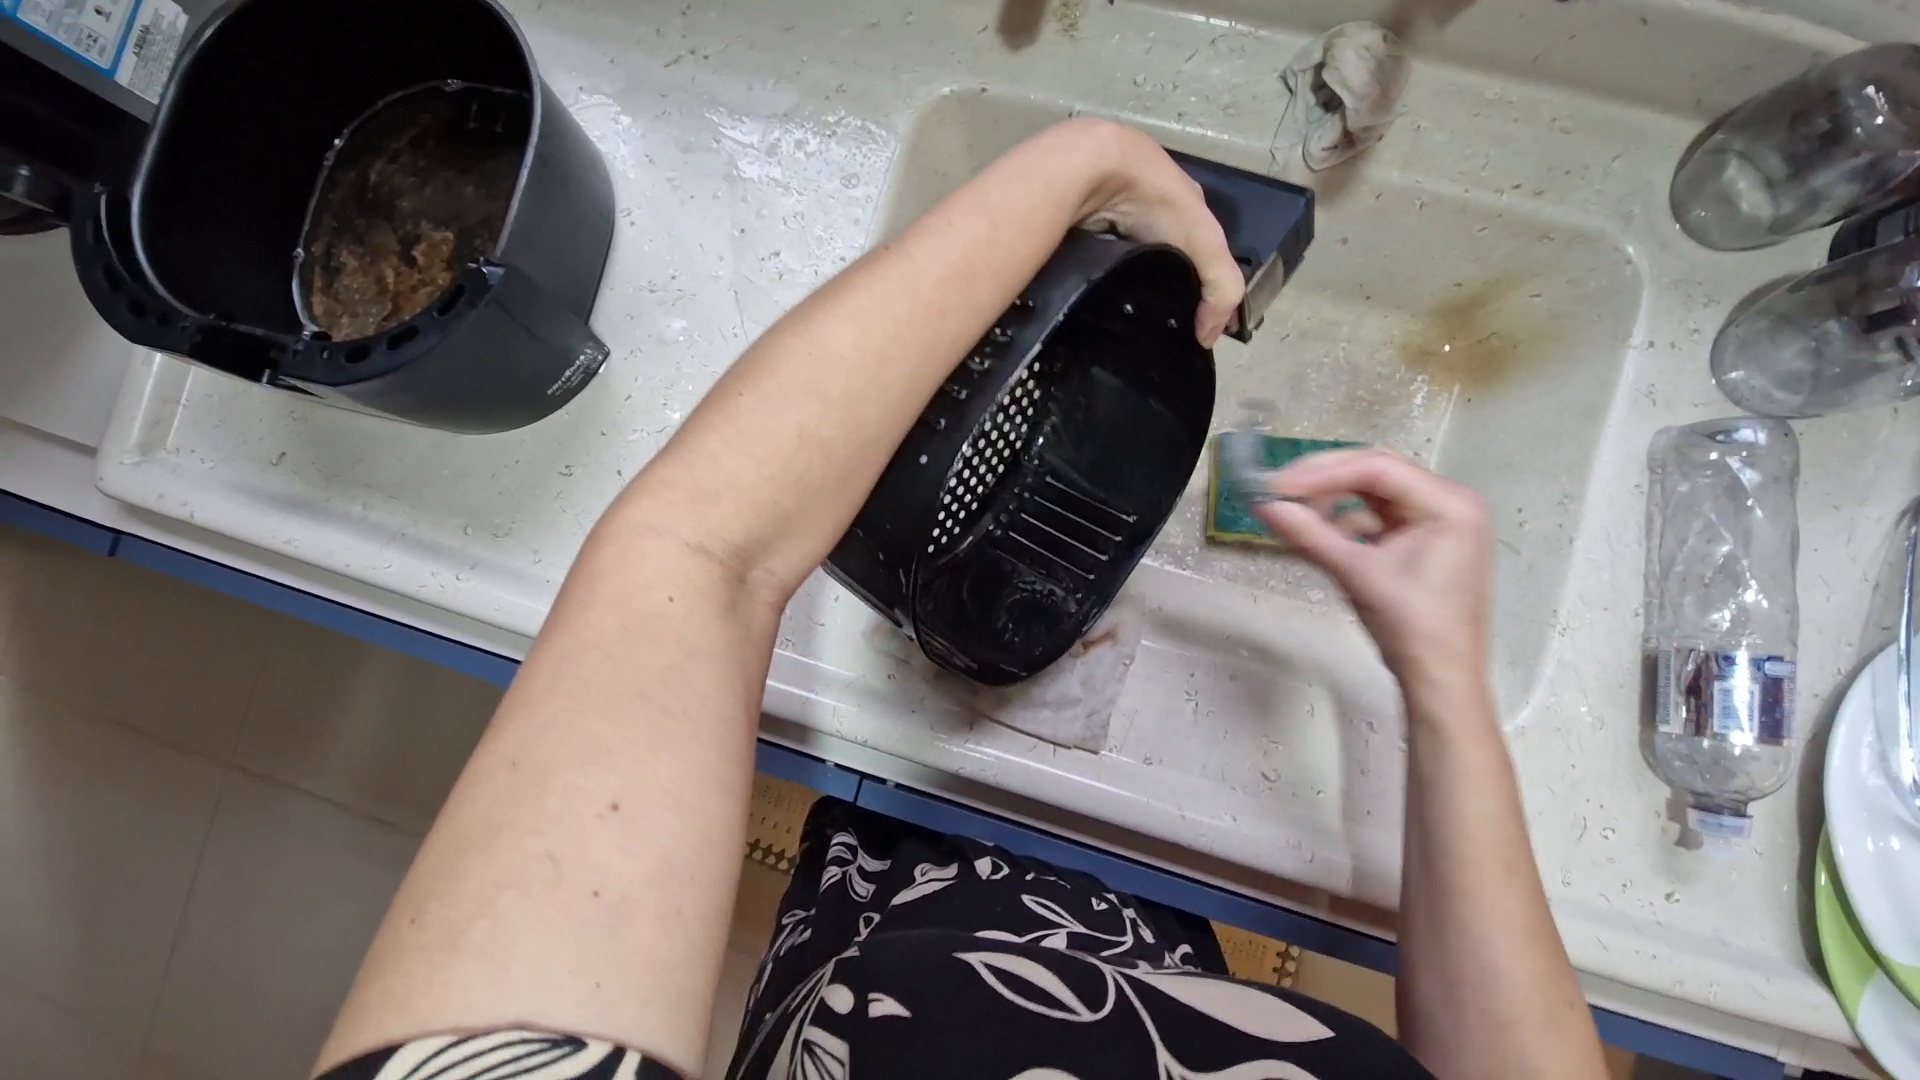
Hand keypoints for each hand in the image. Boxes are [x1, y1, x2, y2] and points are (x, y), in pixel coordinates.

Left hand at [1051, 119, 1244, 345]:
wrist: (1092, 169)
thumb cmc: (1156, 202)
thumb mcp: (1205, 242)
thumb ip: (1221, 286)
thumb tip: (1209, 337)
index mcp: (1183, 207)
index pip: (1197, 252)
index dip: (1199, 285)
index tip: (1190, 322)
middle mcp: (1147, 211)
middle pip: (1159, 258)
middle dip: (1159, 287)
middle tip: (1152, 325)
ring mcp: (1112, 218)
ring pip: (1125, 262)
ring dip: (1126, 286)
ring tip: (1123, 318)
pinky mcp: (1083, 229)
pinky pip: (1095, 263)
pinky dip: (1099, 280)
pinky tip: (1096, 298)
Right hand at [1254, 449, 1492, 702]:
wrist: (1440, 679)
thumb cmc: (1411, 626)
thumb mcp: (1356, 573)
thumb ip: (1309, 534)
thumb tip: (1263, 505)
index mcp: (1448, 504)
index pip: (1376, 468)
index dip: (1321, 473)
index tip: (1276, 486)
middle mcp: (1447, 503)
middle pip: (1374, 473)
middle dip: (1323, 480)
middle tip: (1277, 490)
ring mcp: (1434, 523)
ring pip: (1371, 494)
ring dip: (1330, 500)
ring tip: (1290, 510)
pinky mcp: (1418, 542)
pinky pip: (1373, 519)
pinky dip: (1342, 522)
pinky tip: (1313, 532)